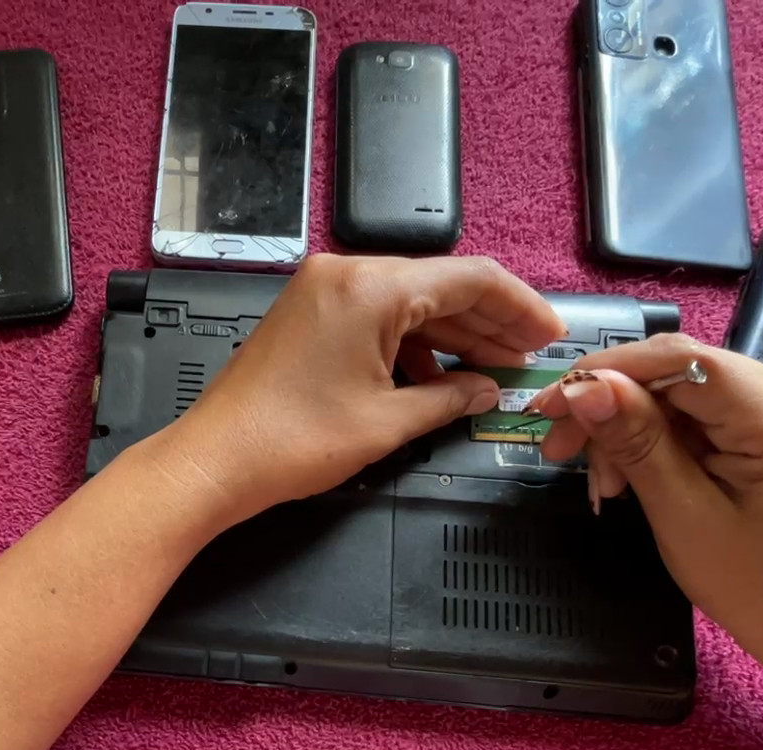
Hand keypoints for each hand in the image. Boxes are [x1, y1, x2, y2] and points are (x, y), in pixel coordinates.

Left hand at [142, 254, 564, 528]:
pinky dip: (405, 344)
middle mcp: (344, 275)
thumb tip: (486, 390)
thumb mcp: (387, 422)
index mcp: (370, 287)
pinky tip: (432, 376)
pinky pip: (371, 319)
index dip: (519, 307)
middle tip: (526, 356)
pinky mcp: (305, 317)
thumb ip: (449, 398)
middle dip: (486, 324)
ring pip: (405, 304)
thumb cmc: (292, 441)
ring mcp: (319, 293)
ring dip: (448, 336)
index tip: (547, 334)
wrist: (215, 462)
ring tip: (486, 372)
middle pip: (438, 287)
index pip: (470, 278)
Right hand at [529, 335, 762, 674]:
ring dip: (627, 430)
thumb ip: (636, 442)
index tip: (549, 405)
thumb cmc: (752, 583)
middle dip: (610, 407)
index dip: (607, 371)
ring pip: (681, 394)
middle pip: (678, 375)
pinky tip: (631, 474)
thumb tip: (585, 386)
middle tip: (558, 451)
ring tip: (603, 484)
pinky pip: (699, 414)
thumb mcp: (681, 513)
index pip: (682, 361)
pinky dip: (655, 440)